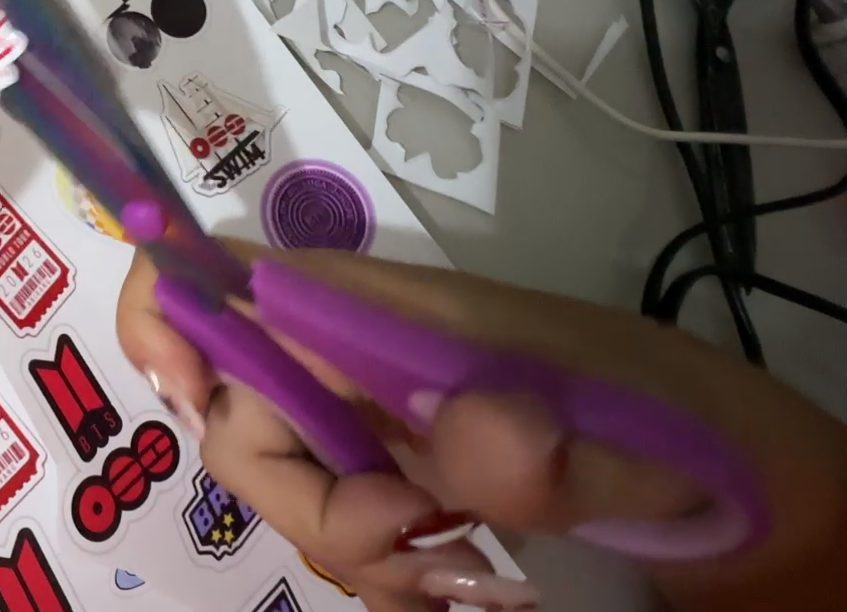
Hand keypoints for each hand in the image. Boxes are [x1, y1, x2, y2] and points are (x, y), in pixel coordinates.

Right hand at [117, 242, 846, 611]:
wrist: (693, 458)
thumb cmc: (634, 403)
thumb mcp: (613, 424)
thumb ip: (539, 445)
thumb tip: (467, 435)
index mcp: (337, 298)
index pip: (197, 271)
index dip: (154, 317)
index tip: (186, 393)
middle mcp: (308, 344)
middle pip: (219, 409)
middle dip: (299, 497)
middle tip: (416, 543)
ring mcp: (328, 405)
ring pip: (262, 474)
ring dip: (343, 541)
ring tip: (457, 575)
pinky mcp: (352, 458)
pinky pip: (309, 512)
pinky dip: (361, 560)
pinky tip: (440, 576)